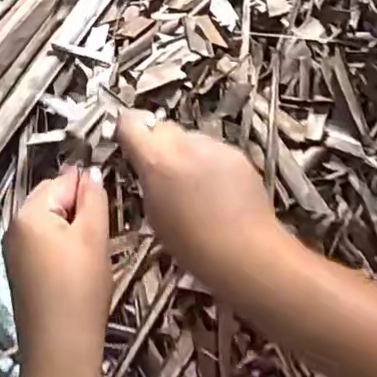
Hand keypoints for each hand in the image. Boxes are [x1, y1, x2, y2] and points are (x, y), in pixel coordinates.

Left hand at [3, 166, 108, 376]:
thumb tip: (92, 172)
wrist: (61, 356)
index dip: (88, 189)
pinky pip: (45, 245)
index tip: (108, 208)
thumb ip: (94, 198)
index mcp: (27, 212)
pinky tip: (79, 271)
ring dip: (73, 230)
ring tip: (92, 255)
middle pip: (53, 198)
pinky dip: (63, 249)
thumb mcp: (94, 238)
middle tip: (102, 234)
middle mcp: (14, 226)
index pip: (62, 180)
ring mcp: (14, 251)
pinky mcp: (21, 273)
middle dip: (79, 209)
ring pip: (51, 223)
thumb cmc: (79, 293)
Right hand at [116, 110, 283, 290]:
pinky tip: (219, 191)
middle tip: (162, 170)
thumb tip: (147, 166)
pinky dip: (209, 163)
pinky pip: (213, 150)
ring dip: (185, 153)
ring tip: (196, 185)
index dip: (127, 130)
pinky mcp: (236, 153)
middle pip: (160, 126)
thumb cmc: (193, 246)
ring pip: (188, 138)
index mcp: (155, 158)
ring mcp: (212, 145)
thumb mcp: (154, 213)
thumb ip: (147, 179)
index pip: (129, 122)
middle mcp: (182, 143)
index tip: (128, 144)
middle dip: (157, 142)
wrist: (249, 255)